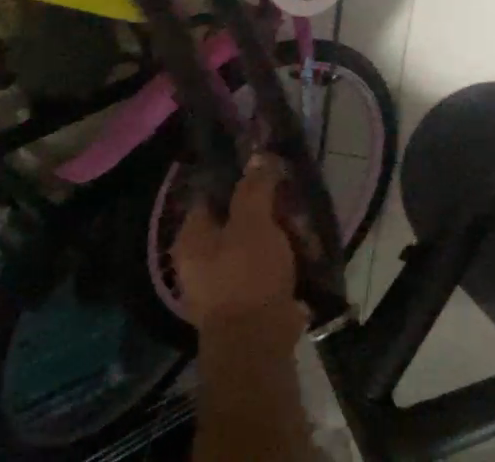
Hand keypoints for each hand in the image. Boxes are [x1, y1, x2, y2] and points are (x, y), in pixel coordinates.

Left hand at [172, 155, 304, 340]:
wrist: (256, 338)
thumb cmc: (248, 275)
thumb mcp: (253, 224)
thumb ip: (254, 188)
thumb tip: (258, 156)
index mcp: (191, 238)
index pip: (211, 195)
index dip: (239, 178)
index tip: (270, 168)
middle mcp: (199, 258)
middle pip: (235, 218)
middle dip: (266, 208)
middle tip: (292, 200)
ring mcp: (221, 280)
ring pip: (253, 241)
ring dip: (279, 232)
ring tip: (303, 227)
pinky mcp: (245, 295)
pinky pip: (265, 263)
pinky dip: (283, 255)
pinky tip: (302, 251)